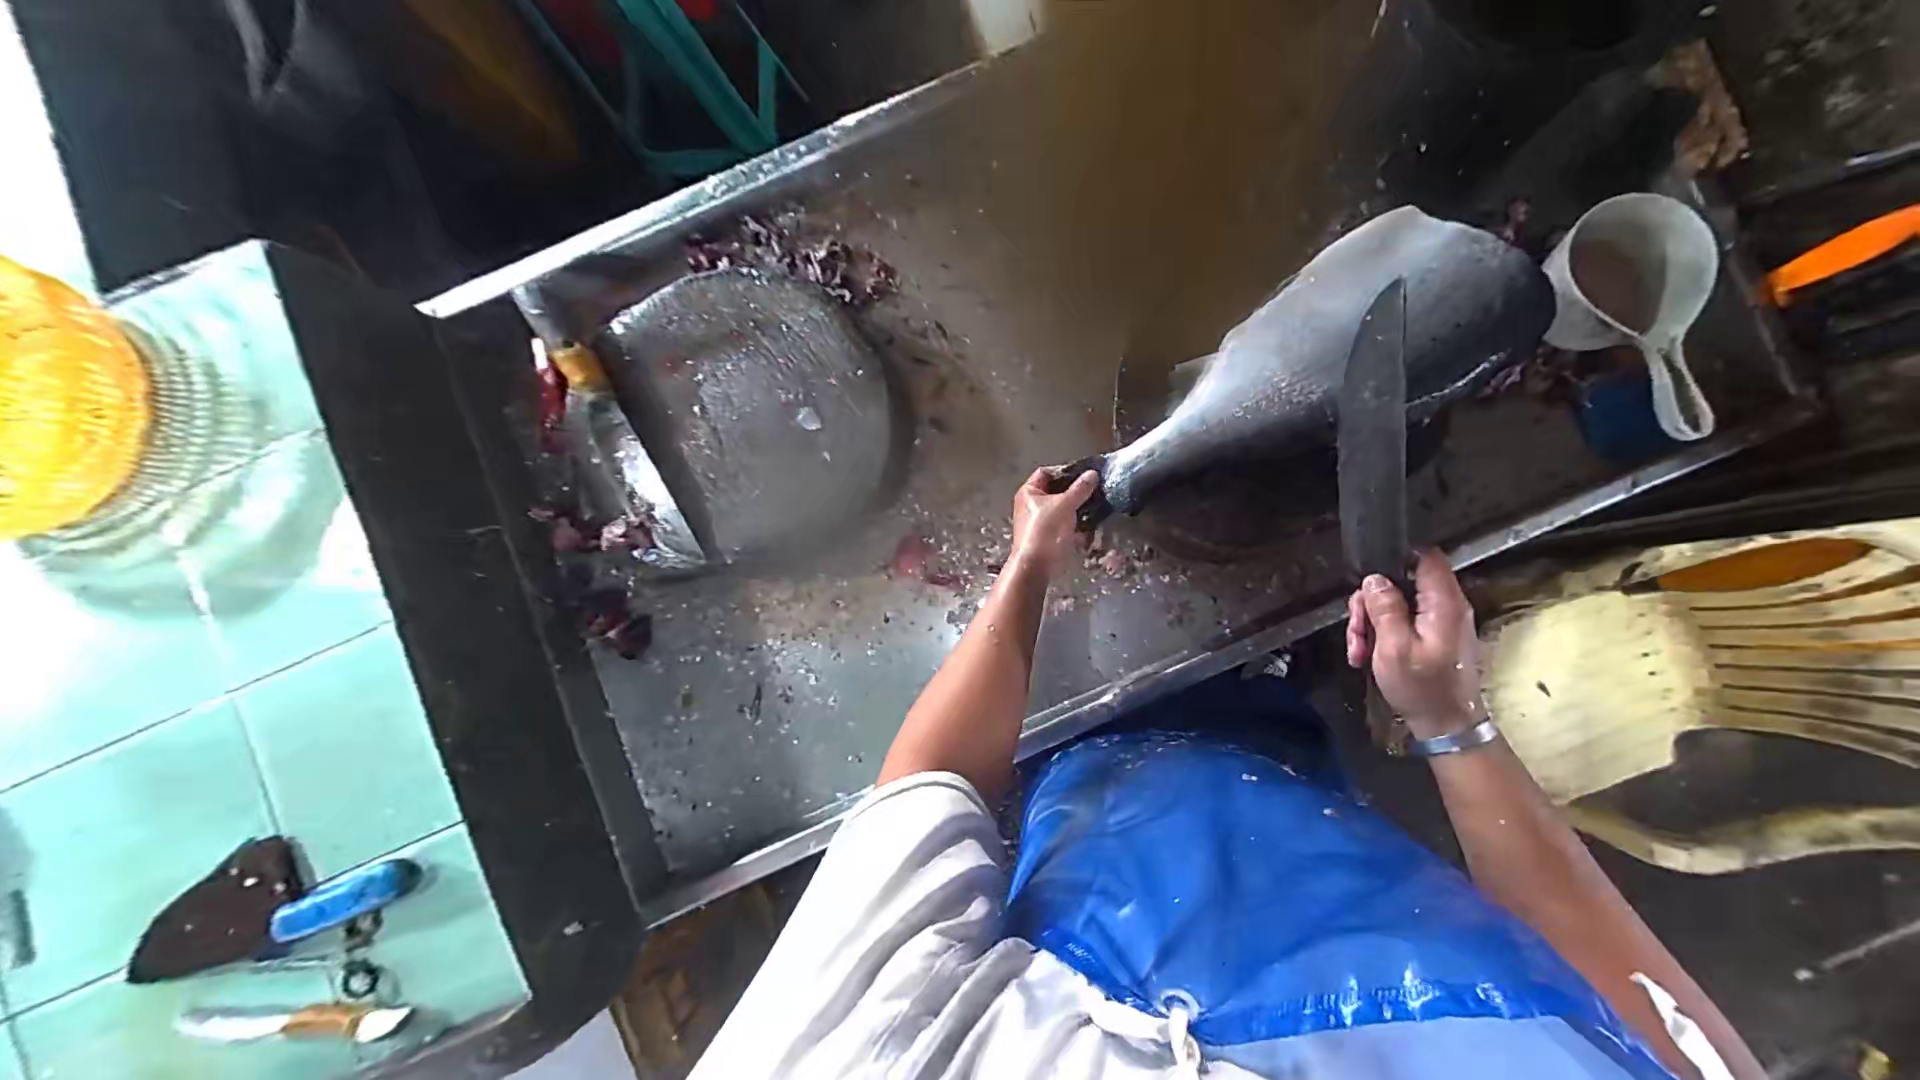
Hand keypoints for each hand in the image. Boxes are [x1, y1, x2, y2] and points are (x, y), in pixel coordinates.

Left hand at [1009, 468, 1096, 578]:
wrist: (1037, 565)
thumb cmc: (1045, 530)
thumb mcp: (1064, 504)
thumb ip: (1080, 488)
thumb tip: (1092, 474)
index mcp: (1029, 492)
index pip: (1047, 473)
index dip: (1065, 471)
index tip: (1086, 473)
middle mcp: (1033, 504)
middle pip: (1057, 491)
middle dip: (1075, 491)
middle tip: (1095, 488)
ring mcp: (1042, 520)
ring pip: (1064, 508)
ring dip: (1079, 508)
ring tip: (1098, 504)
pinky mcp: (1050, 535)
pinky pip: (1066, 524)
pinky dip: (1078, 524)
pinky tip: (1093, 522)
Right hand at [1346, 549, 1485, 738]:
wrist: (1446, 727)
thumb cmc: (1422, 687)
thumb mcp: (1393, 648)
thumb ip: (1384, 609)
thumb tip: (1374, 579)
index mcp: (1443, 605)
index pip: (1426, 558)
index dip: (1396, 557)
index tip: (1368, 575)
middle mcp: (1445, 608)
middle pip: (1399, 584)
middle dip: (1370, 603)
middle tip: (1356, 629)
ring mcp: (1438, 623)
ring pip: (1393, 605)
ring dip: (1369, 623)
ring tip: (1359, 650)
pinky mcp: (1430, 637)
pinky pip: (1398, 623)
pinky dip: (1378, 635)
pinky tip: (1366, 655)